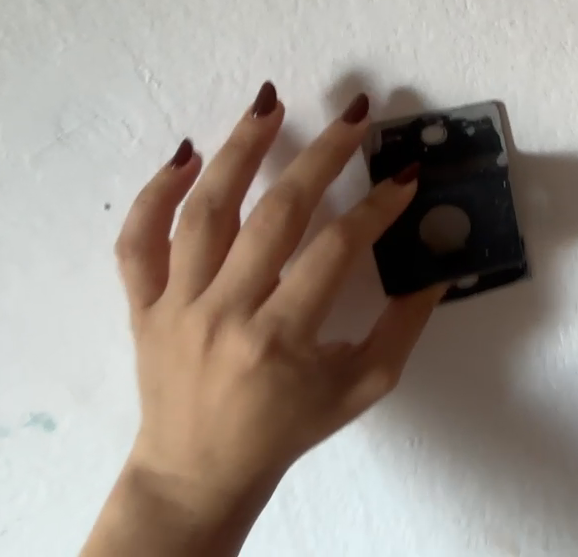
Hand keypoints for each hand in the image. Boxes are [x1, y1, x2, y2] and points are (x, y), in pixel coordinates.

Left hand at [93, 84, 444, 549]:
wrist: (196, 476)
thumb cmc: (290, 427)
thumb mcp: (365, 385)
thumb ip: (406, 324)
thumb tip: (441, 265)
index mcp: (281, 336)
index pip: (337, 249)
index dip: (379, 207)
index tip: (408, 177)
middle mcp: (223, 312)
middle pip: (275, 214)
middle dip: (323, 155)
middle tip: (356, 113)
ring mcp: (176, 306)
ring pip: (203, 213)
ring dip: (238, 150)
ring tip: (270, 102)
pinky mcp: (142, 306)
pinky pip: (136, 243)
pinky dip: (154, 194)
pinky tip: (187, 153)